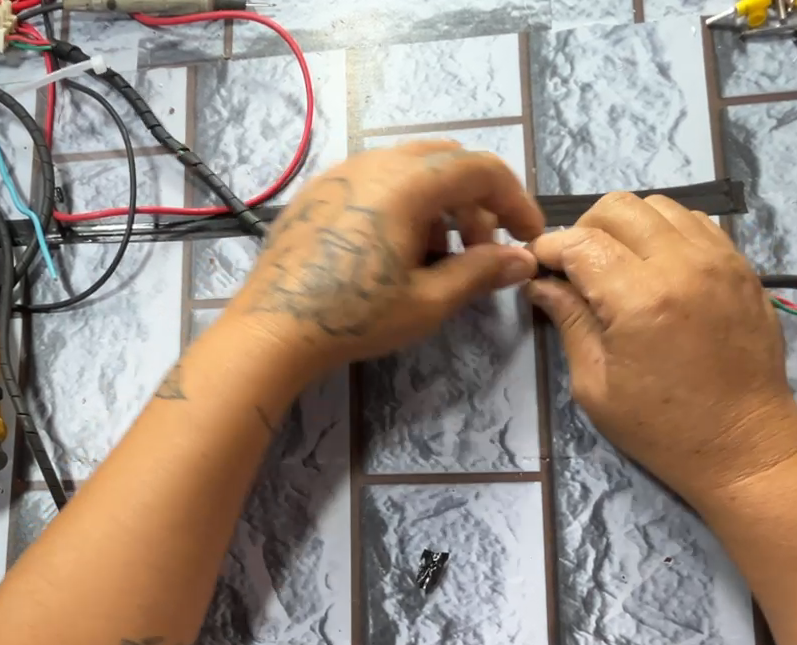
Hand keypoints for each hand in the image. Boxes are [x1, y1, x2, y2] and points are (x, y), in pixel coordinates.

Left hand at [224, 141, 545, 374]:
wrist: (272, 330)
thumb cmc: (352, 319)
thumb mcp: (425, 303)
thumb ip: (478, 273)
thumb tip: (520, 261)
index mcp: (407, 182)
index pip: (480, 169)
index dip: (513, 201)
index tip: (525, 237)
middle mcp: (372, 163)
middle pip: (444, 163)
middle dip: (473, 204)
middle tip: (479, 251)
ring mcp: (338, 175)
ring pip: (405, 172)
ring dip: (435, 207)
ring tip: (433, 261)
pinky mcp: (314, 196)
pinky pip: (370, 185)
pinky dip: (397, 208)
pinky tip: (389, 256)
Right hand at [527, 192, 796, 503]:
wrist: (739, 443)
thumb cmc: (657, 426)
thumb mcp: (594, 383)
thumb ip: (569, 321)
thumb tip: (540, 284)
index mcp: (639, 300)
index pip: (580, 243)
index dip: (547, 249)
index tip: (532, 267)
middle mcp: (683, 265)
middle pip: (619, 208)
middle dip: (583, 230)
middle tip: (570, 269)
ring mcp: (719, 259)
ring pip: (659, 206)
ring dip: (624, 227)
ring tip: (611, 267)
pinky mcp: (741, 266)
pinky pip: (695, 223)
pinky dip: (662, 233)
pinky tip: (650, 270)